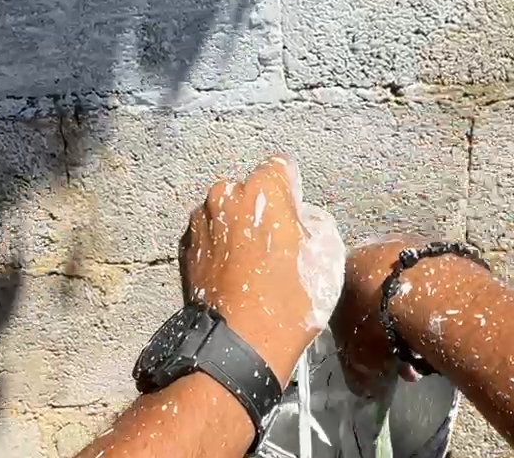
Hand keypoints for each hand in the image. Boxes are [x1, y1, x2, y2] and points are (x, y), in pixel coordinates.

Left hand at [180, 155, 330, 382]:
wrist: (239, 346)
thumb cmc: (289, 299)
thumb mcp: (327, 256)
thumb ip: (317, 220)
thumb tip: (303, 216)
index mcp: (262, 188)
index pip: (282, 167)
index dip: (293, 189)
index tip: (297, 212)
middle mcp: (226, 194)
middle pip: (250, 189)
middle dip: (262, 208)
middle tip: (276, 243)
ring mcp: (202, 220)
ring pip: (227, 212)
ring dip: (238, 226)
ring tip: (252, 263)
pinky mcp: (186, 246)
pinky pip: (210, 235)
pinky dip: (221, 246)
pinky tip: (234, 274)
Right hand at [330, 235, 429, 399]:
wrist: (420, 290)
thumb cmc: (377, 323)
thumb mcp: (358, 360)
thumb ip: (357, 372)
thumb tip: (364, 384)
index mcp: (343, 273)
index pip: (346, 310)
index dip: (361, 342)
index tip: (378, 364)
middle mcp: (368, 254)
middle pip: (377, 305)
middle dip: (390, 340)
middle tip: (406, 366)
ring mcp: (400, 249)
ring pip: (402, 299)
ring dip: (411, 330)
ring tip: (425, 357)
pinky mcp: (429, 251)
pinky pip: (425, 290)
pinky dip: (429, 313)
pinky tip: (438, 336)